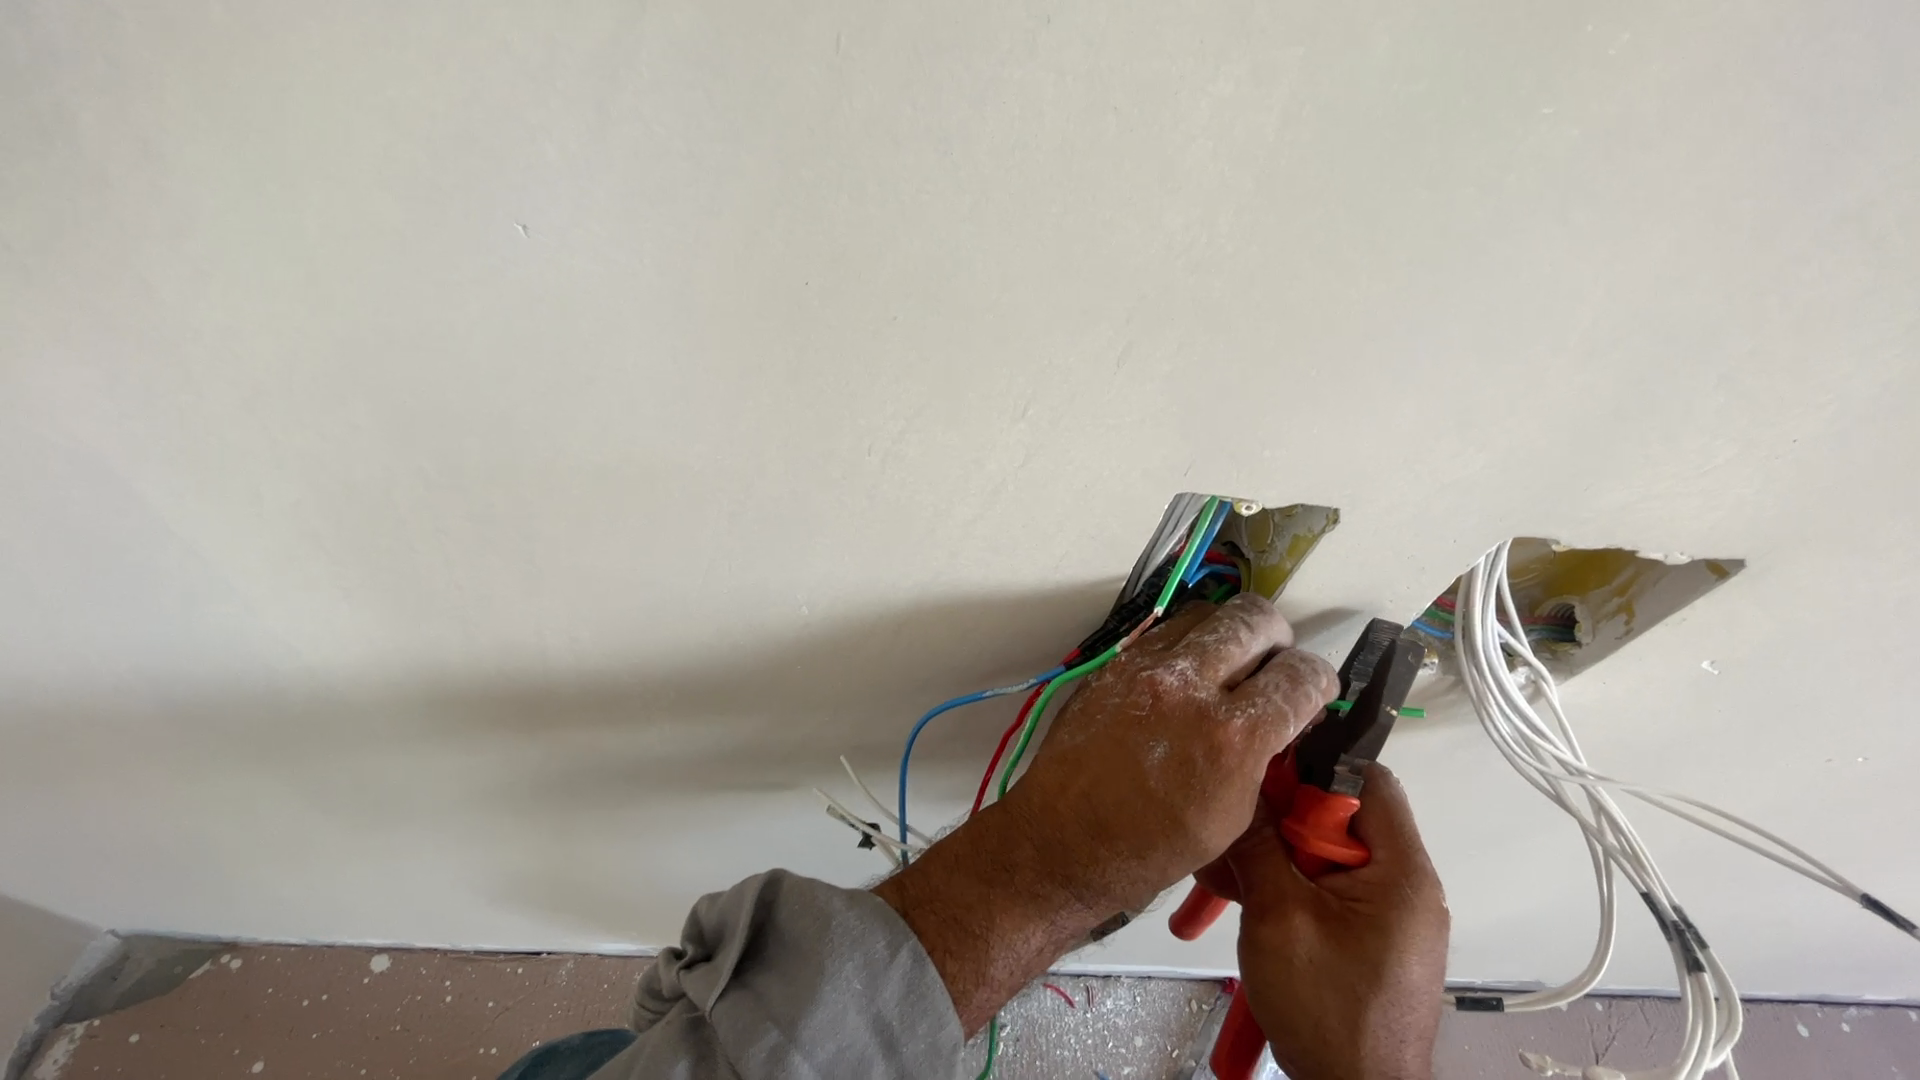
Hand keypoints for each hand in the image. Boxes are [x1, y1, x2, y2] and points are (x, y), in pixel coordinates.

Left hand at [873, 593, 1337, 1033]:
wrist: (1064, 837)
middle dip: (1278, 640)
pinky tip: (1186, 676)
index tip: (1310, 695)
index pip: (1302, 674)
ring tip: (1227, 668)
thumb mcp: (1234, 815)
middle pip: (1256, 616)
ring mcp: (1145, 666)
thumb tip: (1284, 717)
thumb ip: (1264, 753)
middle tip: (1271, 669)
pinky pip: (1165, 629)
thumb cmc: (1151, 847)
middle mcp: (1189, 685)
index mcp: (1232, 736)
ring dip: (1230, 633)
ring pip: (1208, 610)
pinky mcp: (1114, 662)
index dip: (1318, 684)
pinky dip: (1188, 643)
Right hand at [1219, 764, 1448, 1079]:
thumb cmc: (1326, 1008)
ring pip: (1321, 854)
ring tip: (1218, 870)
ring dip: (1269, 855)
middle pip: (1337, 817)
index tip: (1259, 772)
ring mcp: (1383, 913)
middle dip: (1277, 819)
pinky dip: (1280, 885)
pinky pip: (1320, 888)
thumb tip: (1241, 786)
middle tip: (1227, 826)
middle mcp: (1402, 884)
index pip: (1367, 779)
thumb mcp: (1278, 916)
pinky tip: (1234, 896)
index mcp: (1401, 870)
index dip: (1313, 765)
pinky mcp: (1364, 936)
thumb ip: (1259, 844)